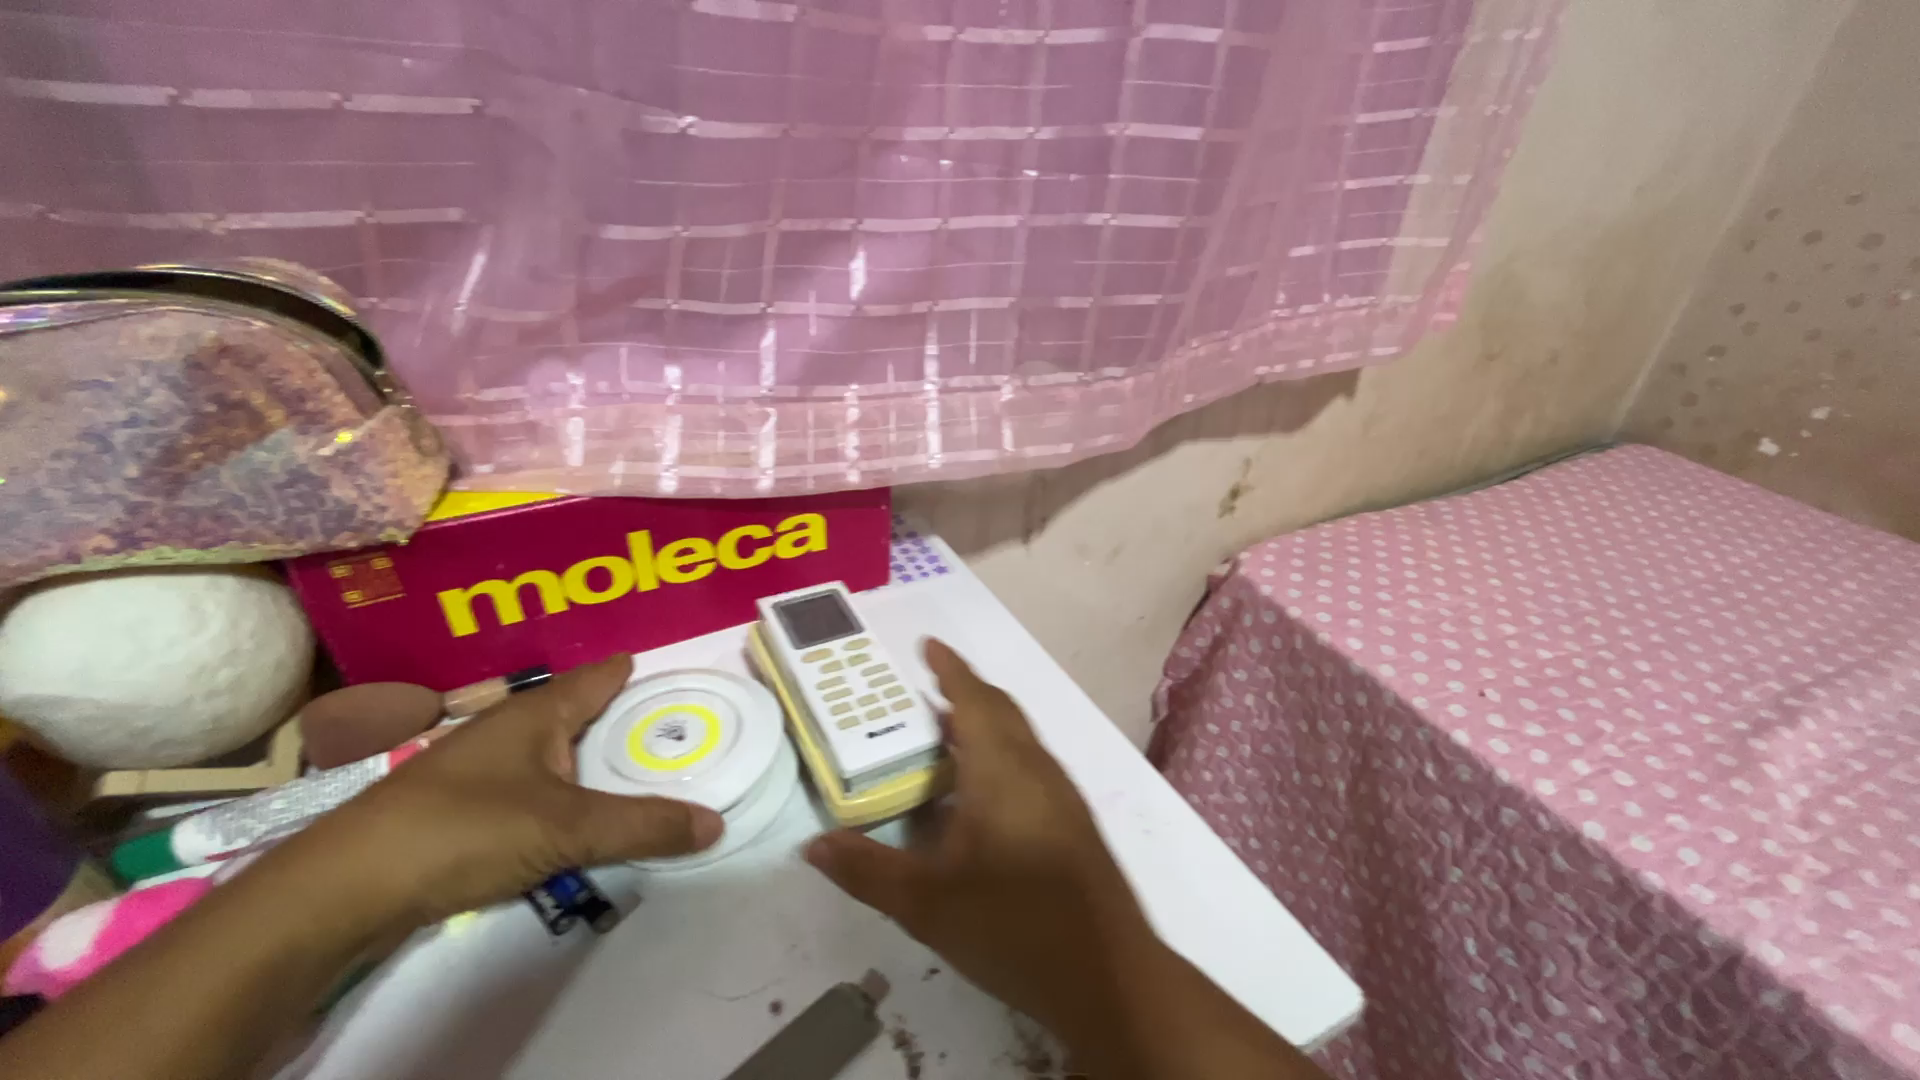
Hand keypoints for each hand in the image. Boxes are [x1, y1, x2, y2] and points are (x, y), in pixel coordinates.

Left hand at [267, 654, 722, 931]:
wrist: (343, 888)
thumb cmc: (465, 829)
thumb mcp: (568, 829)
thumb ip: (644, 826)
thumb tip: (716, 822)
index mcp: (536, 714)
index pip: (598, 678)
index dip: (631, 671)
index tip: (666, 670)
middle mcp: (507, 730)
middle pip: (576, 714)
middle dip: (619, 720)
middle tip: (671, 729)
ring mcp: (477, 769)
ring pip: (550, 755)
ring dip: (588, 762)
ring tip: (633, 775)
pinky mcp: (458, 809)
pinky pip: (530, 791)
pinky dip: (562, 797)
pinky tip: (575, 821)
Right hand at [804, 640, 1154, 1042]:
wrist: (1110, 978)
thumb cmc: (1014, 927)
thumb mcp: (927, 904)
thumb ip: (868, 871)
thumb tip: (813, 845)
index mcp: (1003, 771)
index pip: (974, 700)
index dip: (950, 669)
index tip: (928, 644)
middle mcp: (1038, 770)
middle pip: (1001, 712)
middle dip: (965, 692)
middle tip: (926, 688)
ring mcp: (1062, 797)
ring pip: (1020, 740)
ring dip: (984, 725)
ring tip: (944, 734)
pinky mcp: (1074, 824)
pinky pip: (1031, 765)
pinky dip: (1000, 755)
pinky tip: (979, 793)